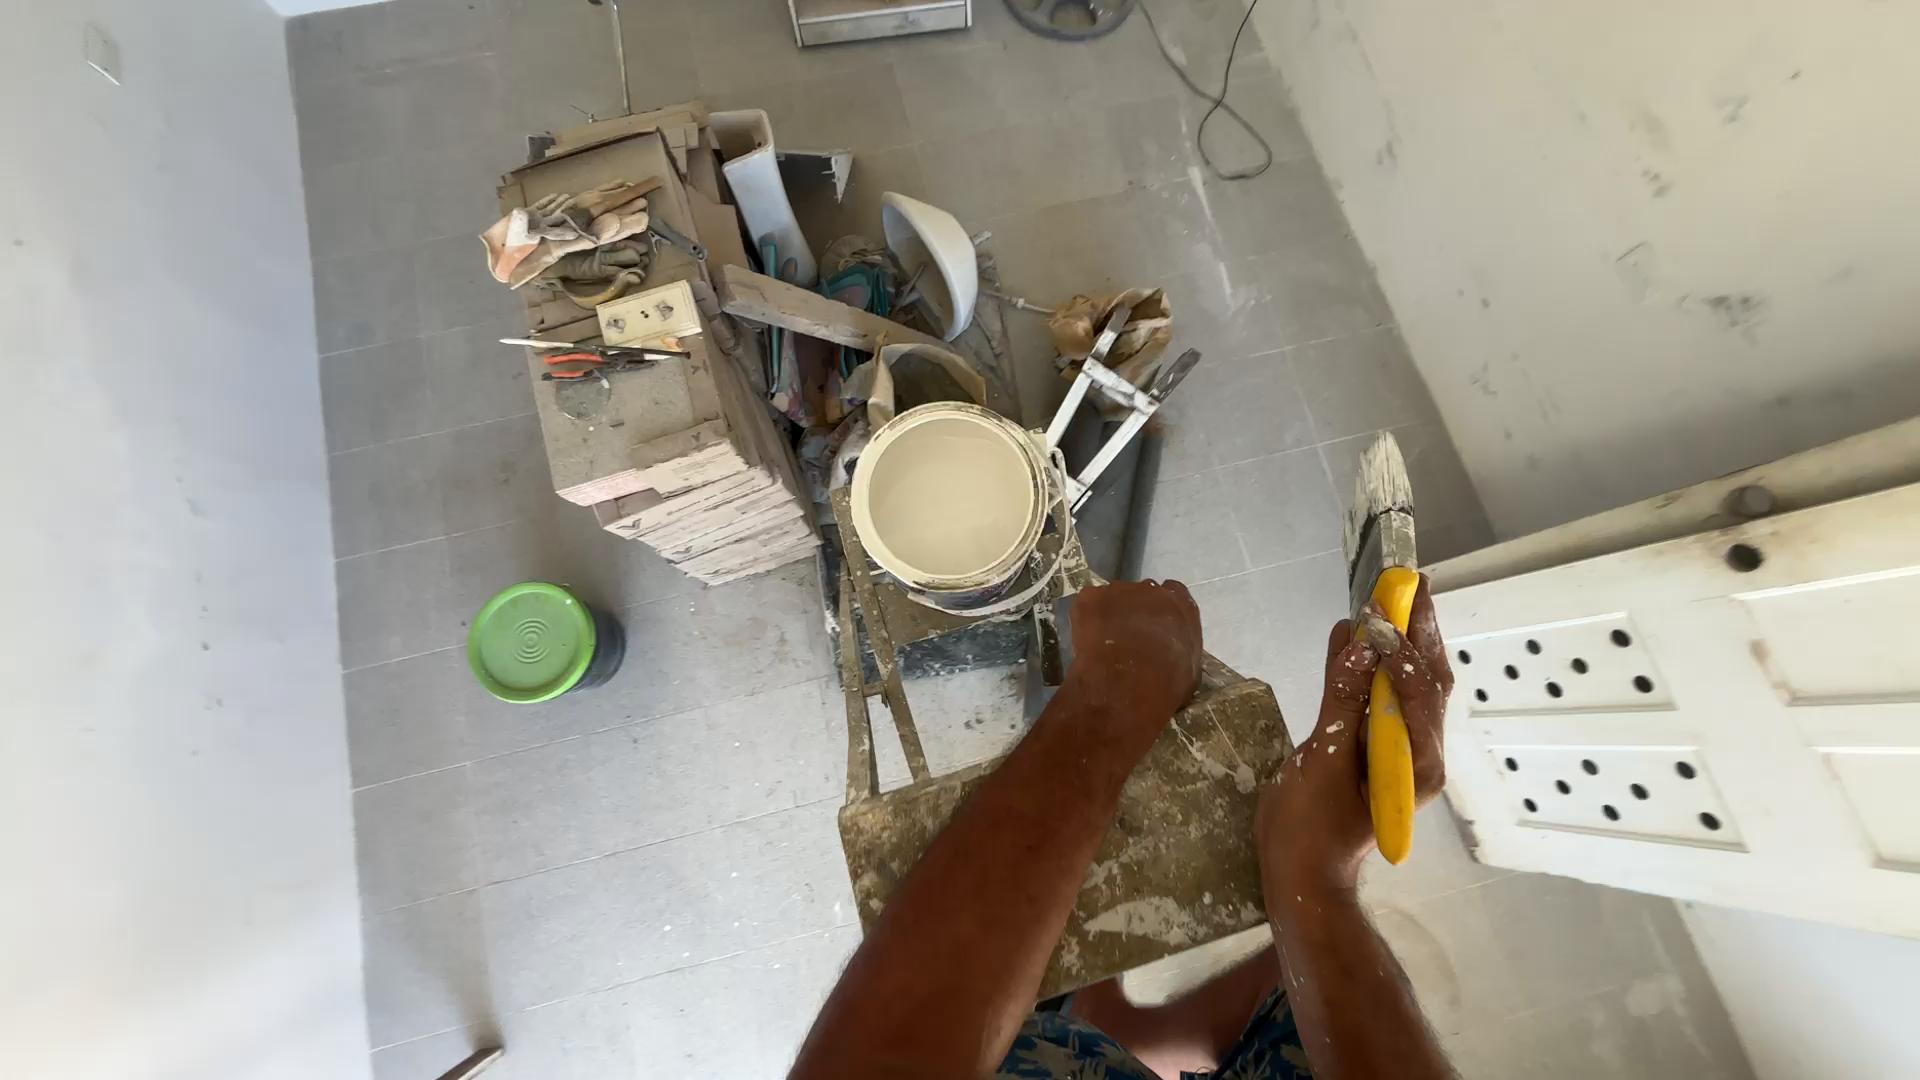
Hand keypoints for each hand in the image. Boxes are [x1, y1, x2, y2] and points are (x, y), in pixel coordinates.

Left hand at [1066, 580, 1203, 754]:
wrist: (1129, 684)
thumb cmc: (1167, 682)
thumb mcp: (1190, 667)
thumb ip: (1182, 646)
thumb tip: (1172, 648)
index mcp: (1179, 602)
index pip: (1173, 594)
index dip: (1161, 610)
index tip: (1156, 626)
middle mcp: (1150, 588)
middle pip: (1141, 593)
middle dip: (1135, 610)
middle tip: (1129, 636)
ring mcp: (1118, 589)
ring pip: (1113, 597)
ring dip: (1110, 614)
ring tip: (1105, 641)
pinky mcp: (1089, 597)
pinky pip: (1088, 604)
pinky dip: (1086, 618)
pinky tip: (1088, 641)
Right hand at [1256, 575, 1451, 891]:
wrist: (1301, 868)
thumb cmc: (1309, 824)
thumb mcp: (1322, 763)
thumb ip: (1342, 703)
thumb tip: (1357, 643)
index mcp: (1416, 760)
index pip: (1419, 690)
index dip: (1402, 644)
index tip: (1382, 604)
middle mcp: (1419, 750)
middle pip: (1427, 680)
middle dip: (1420, 630)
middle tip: (1410, 583)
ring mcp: (1400, 748)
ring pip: (1409, 685)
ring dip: (1403, 640)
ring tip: (1396, 597)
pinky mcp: (1376, 746)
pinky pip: (1382, 696)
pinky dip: (1373, 663)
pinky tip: (1356, 637)